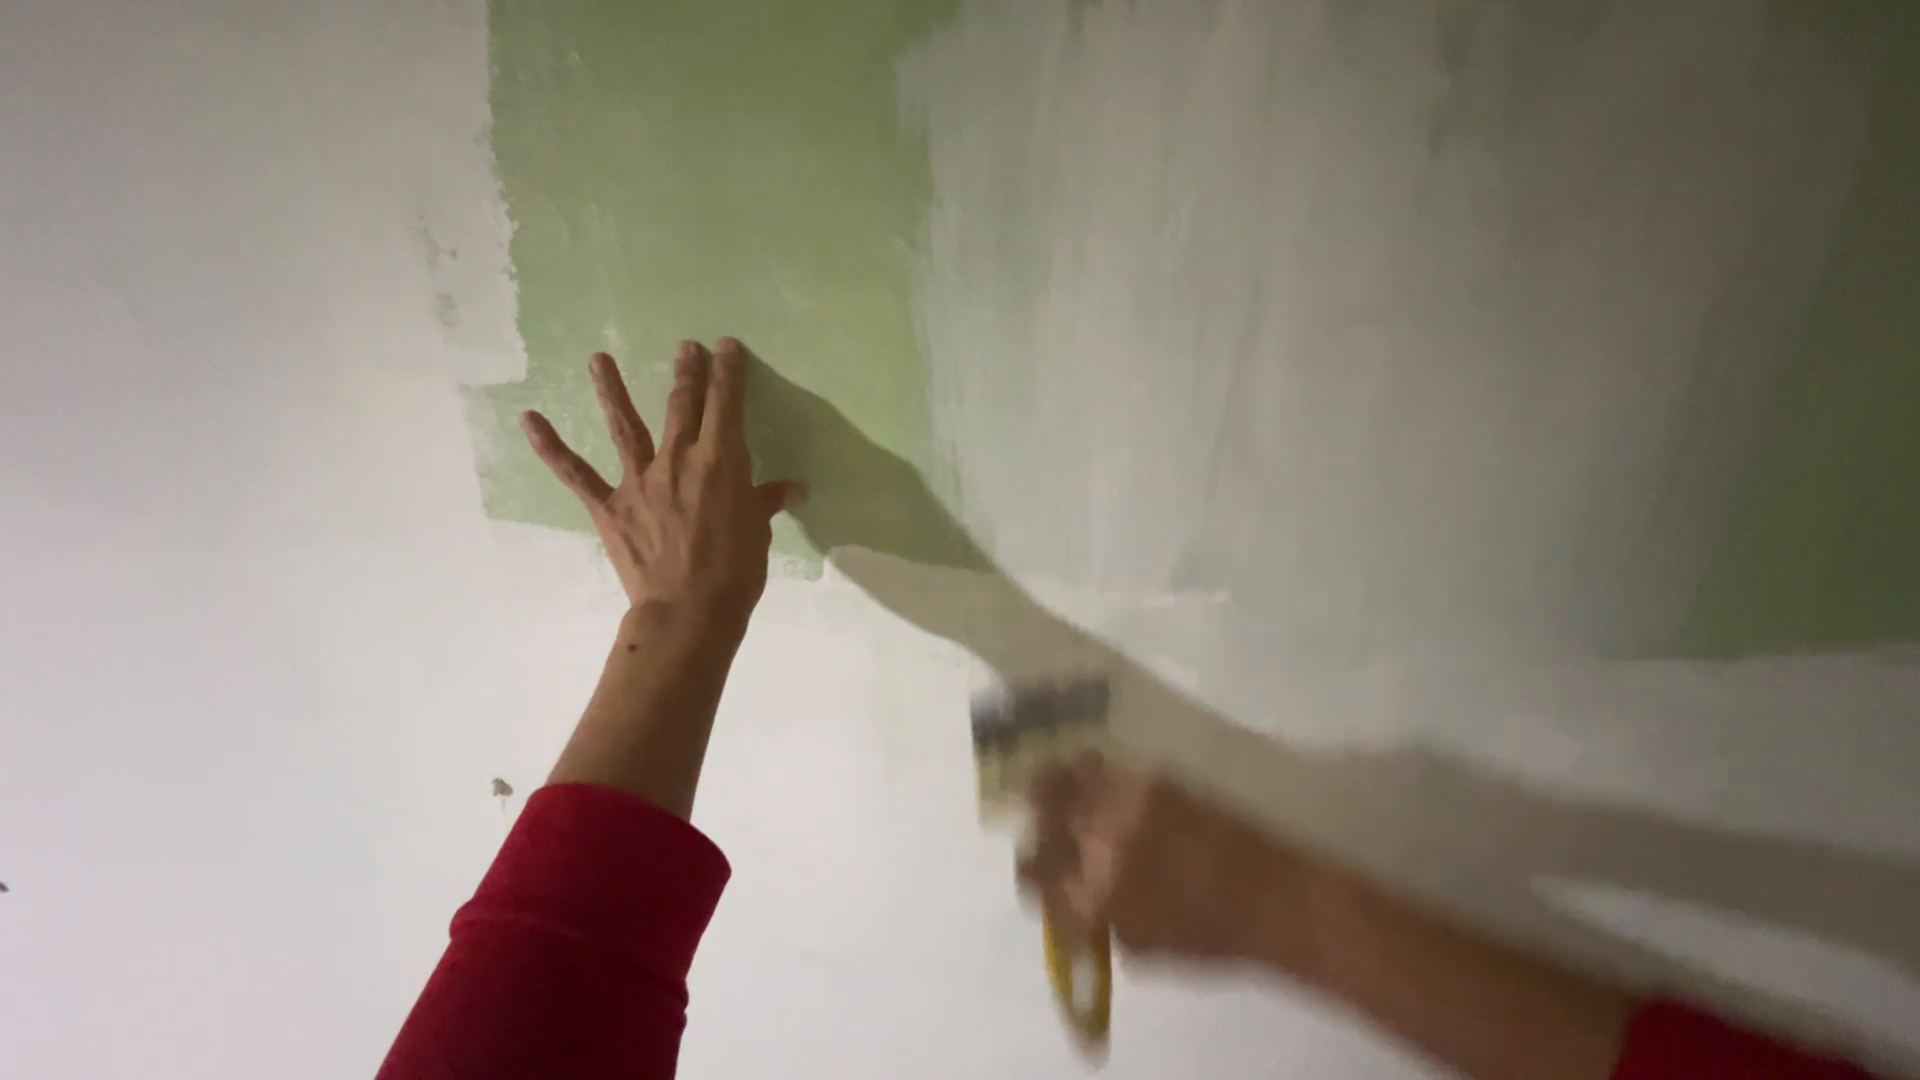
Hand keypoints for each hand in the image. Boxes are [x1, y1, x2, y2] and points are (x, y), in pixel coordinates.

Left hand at [521, 339, 803, 634]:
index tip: (726, 347)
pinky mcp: (609, 506)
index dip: (727, 373)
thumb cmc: (736, 570)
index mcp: (719, 462)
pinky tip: (530, 419)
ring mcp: (639, 481)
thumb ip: (768, 500)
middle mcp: (677, 460)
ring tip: (599, 359)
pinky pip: (576, 473)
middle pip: (682, 406)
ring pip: (624, 426)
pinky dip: (552, 447)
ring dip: (613, 390)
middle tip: (686, 346)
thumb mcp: (760, 530)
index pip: (726, 406)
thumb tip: (796, 488)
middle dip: (686, 372)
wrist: (689, 610)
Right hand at [1020, 754, 1326, 975]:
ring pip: (1064, 777)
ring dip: (1054, 786)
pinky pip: (1102, 766)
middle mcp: (1102, 841)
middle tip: (1044, 826)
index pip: (1035, 873)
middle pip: (1042, 816)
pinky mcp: (1153, 778)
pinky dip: (1089, 772)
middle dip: (1037, 823)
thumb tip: (1070, 898)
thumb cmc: (1210, 936)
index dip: (1030, 872)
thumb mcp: (1142, 948)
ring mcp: (1126, 802)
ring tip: (1056, 789)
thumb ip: (1096, 921)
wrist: (1274, 897)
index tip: (1038, 872)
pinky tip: (1094, 780)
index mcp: (1096, 894)